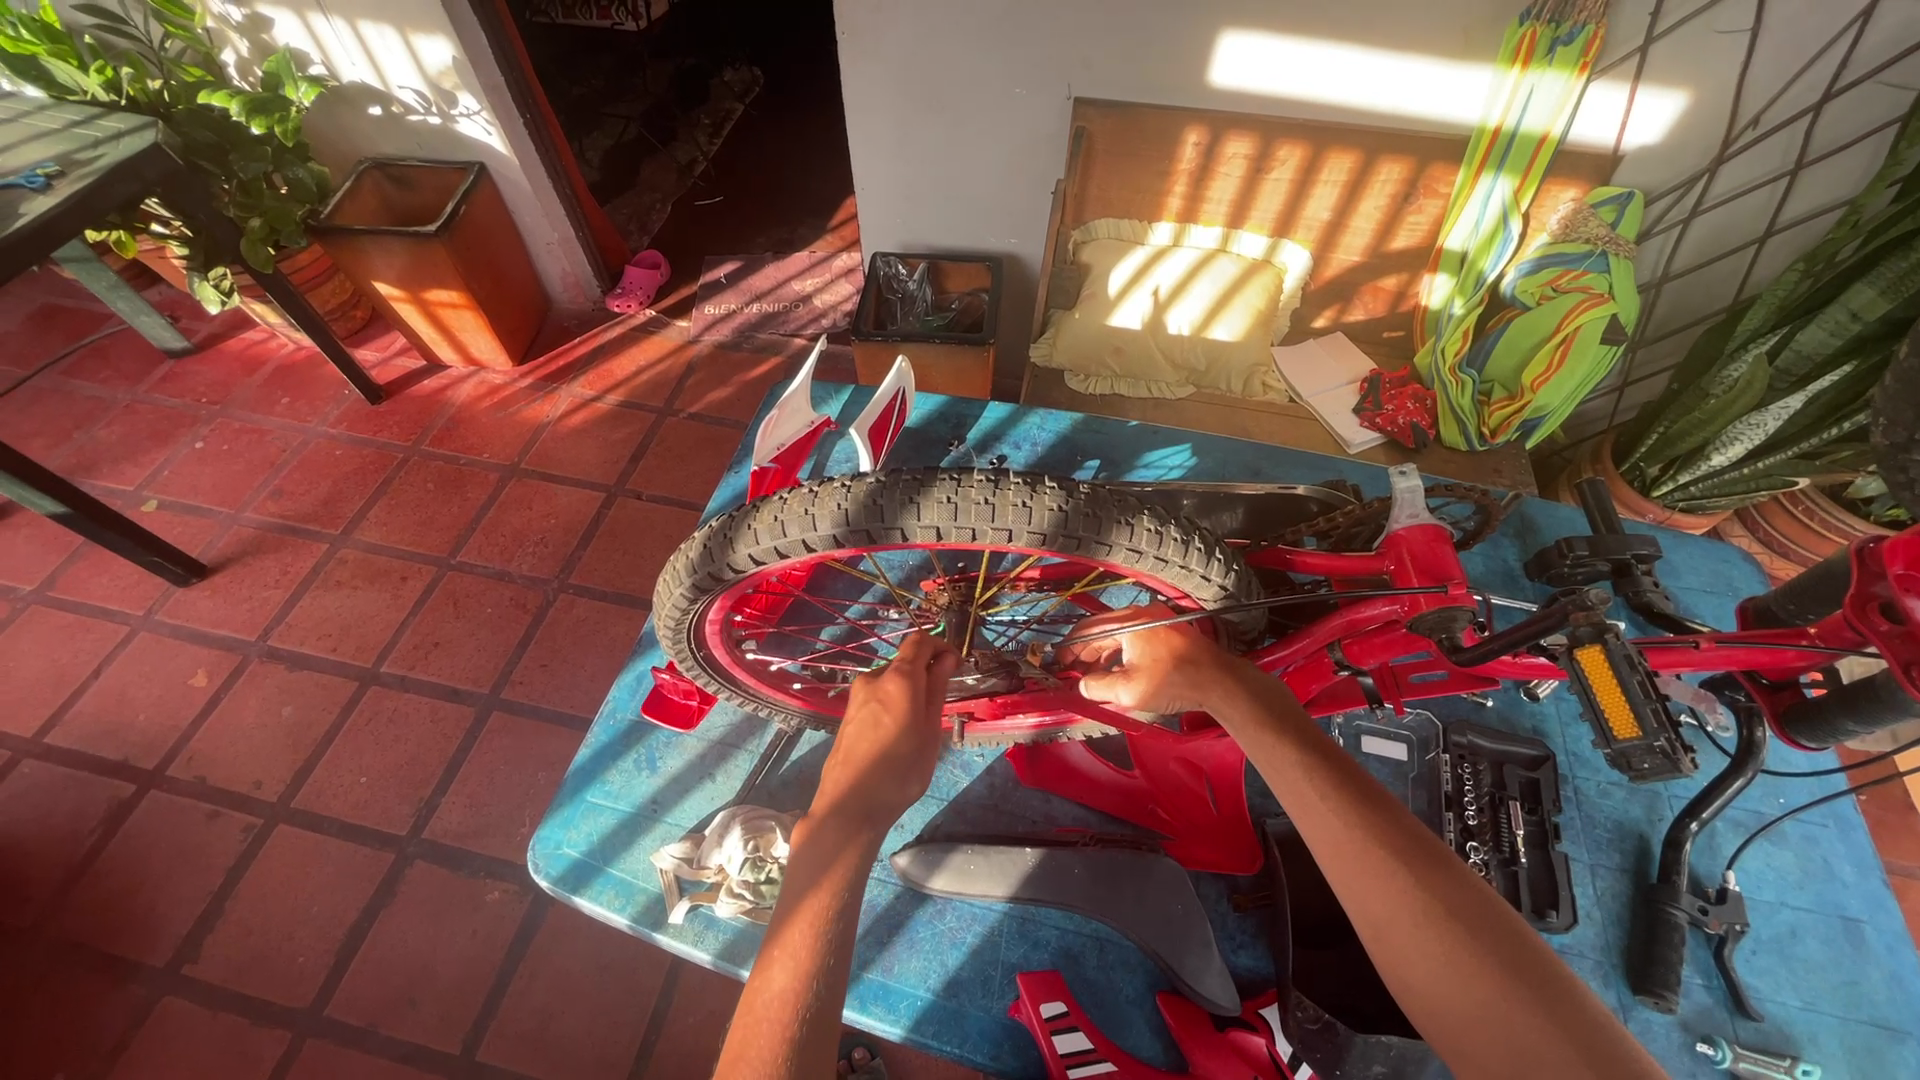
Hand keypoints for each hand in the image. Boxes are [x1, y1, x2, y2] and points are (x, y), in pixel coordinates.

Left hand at [811, 633, 959, 832]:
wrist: (850, 803)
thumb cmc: (901, 770)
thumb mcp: (929, 729)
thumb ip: (937, 689)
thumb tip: (947, 658)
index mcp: (898, 678)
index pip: (920, 641)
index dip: (941, 646)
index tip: (956, 664)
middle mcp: (874, 678)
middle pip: (904, 661)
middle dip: (925, 671)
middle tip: (942, 699)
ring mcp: (857, 695)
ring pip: (890, 680)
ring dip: (909, 689)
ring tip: (920, 723)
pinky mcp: (848, 712)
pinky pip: (878, 695)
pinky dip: (893, 701)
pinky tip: (898, 732)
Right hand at [1054, 603, 1243, 713]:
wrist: (1220, 682)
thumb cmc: (1173, 683)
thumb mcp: (1128, 690)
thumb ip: (1098, 686)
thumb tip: (1082, 685)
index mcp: (1129, 622)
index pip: (1088, 629)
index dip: (1070, 648)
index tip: (1060, 664)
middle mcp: (1142, 614)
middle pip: (1103, 629)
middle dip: (1086, 651)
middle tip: (1073, 671)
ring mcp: (1157, 620)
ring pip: (1120, 634)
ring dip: (1104, 653)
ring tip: (1094, 675)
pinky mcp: (1169, 631)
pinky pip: (1136, 637)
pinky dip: (1122, 652)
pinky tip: (1119, 671)